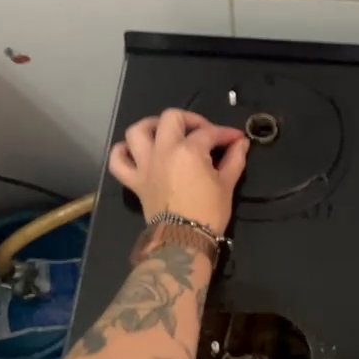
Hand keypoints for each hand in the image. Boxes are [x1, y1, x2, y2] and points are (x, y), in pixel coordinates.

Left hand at [108, 109, 249, 234]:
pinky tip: (134, 151)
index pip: (210, 133)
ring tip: (164, 133)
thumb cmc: (208, 212)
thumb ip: (234, 159)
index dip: (226, 134)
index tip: (237, 139)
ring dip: (151, 126)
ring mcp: (145, 164)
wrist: (183, 241)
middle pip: (171, 118)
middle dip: (190, 120)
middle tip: (203, 132)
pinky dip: (122, 152)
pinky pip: (117, 161)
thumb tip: (241, 144)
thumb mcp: (227, 184)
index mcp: (189, 150)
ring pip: (137, 132)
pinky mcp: (134, 181)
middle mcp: (164, 150)